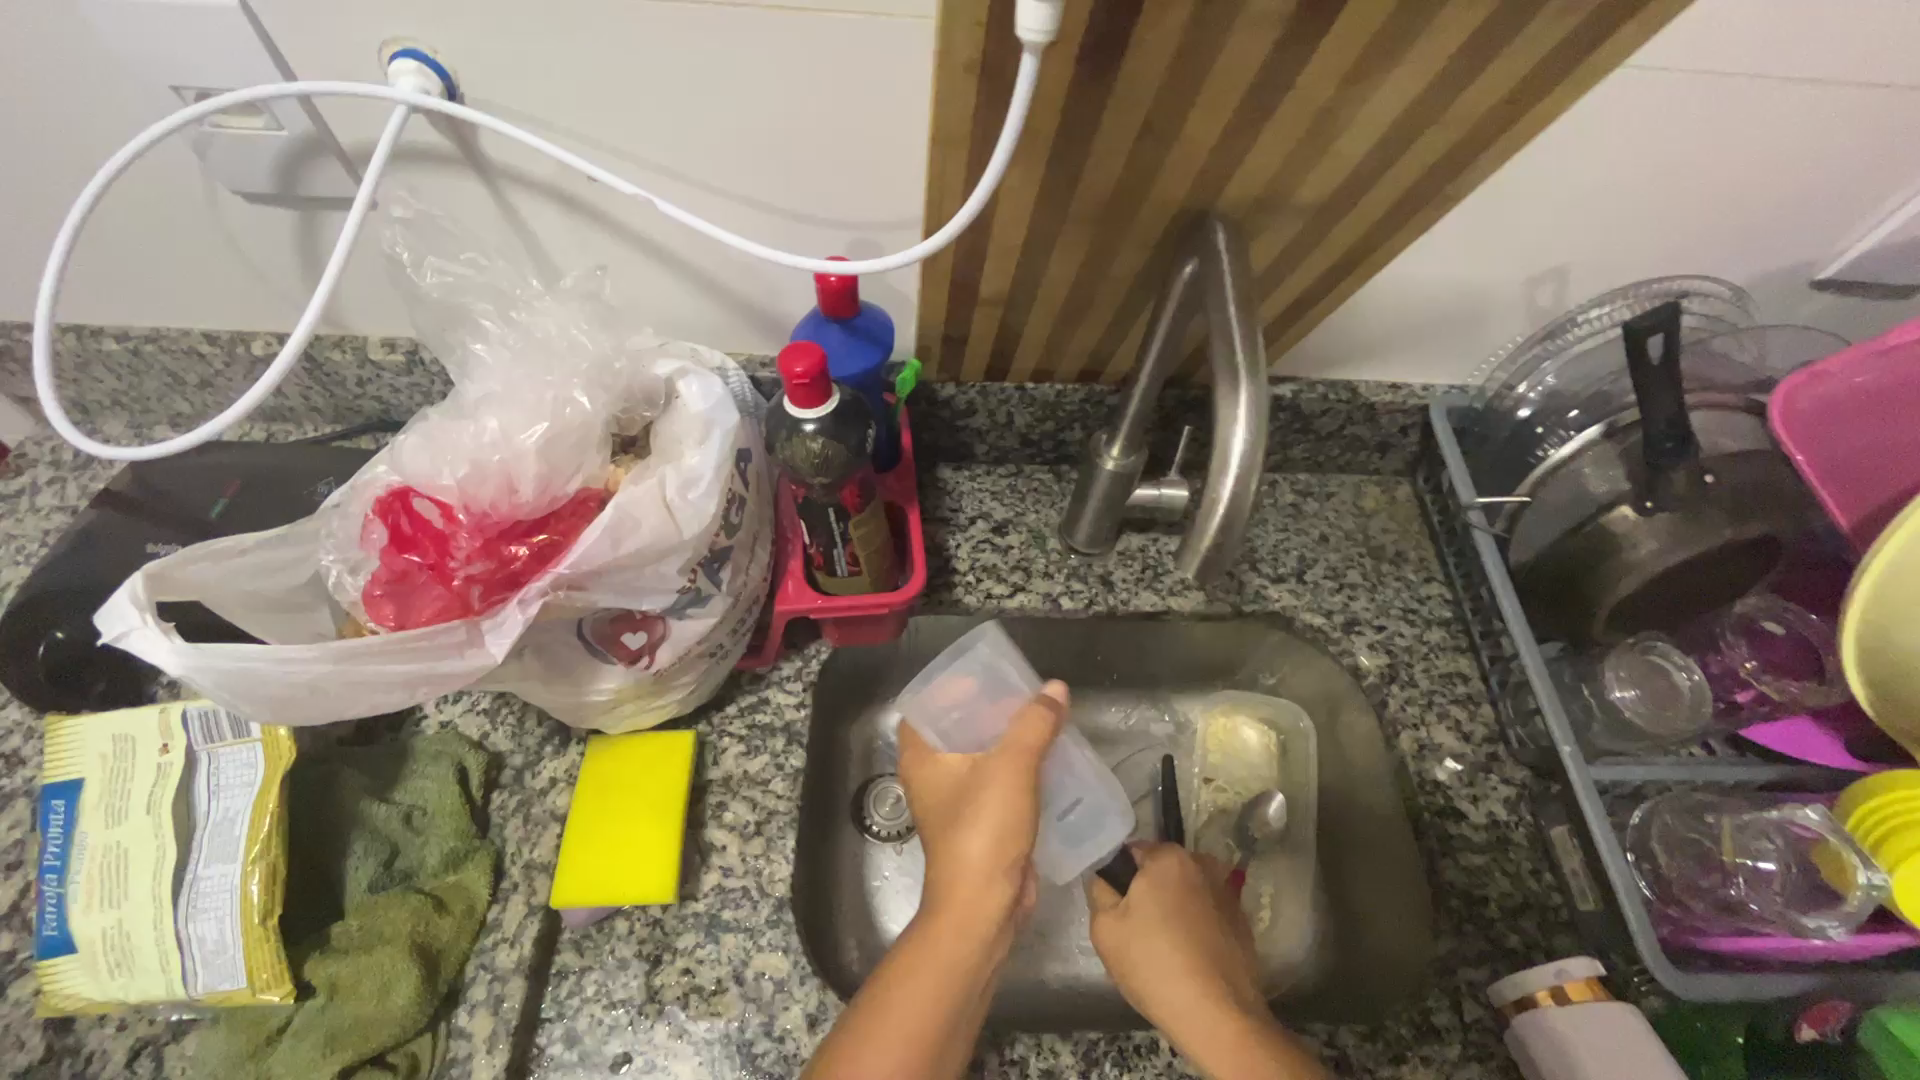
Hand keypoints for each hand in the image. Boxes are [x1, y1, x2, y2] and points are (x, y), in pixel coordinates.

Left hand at [898, 680, 1067, 933]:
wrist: (984, 906)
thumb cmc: (982, 829)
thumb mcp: (1012, 767)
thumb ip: (1034, 723)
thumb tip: (1055, 689)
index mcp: (920, 757)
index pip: (925, 707)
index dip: (952, 688)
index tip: (986, 677)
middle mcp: (930, 776)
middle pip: (955, 730)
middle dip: (988, 712)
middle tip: (1021, 695)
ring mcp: (952, 803)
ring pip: (978, 759)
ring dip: (1005, 741)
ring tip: (1038, 721)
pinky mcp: (977, 825)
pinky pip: (994, 785)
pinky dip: (1015, 770)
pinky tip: (1045, 760)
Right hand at [1084, 842, 1265, 1033]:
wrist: (1219, 1017)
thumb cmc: (1155, 965)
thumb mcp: (1105, 928)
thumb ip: (1099, 892)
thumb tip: (1106, 881)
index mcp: (1169, 857)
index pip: (1132, 852)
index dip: (1119, 880)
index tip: (1116, 910)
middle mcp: (1204, 865)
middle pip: (1162, 871)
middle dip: (1149, 893)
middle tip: (1137, 932)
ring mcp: (1228, 894)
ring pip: (1186, 894)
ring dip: (1175, 910)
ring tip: (1165, 950)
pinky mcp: (1243, 924)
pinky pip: (1207, 916)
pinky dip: (1196, 929)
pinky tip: (1189, 961)